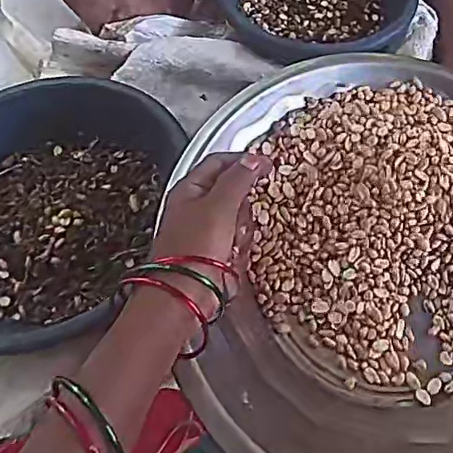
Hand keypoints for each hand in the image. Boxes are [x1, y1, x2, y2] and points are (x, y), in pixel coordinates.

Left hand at [149, 152, 270, 268]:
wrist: (186, 294)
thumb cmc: (194, 248)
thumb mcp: (220, 205)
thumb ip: (238, 178)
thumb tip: (253, 159)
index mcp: (189, 189)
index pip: (219, 162)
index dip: (243, 160)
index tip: (266, 163)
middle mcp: (194, 208)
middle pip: (231, 192)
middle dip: (242, 203)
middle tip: (243, 213)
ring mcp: (204, 232)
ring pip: (237, 218)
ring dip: (242, 228)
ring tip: (235, 240)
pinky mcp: (215, 253)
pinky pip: (238, 242)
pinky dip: (240, 247)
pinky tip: (234, 255)